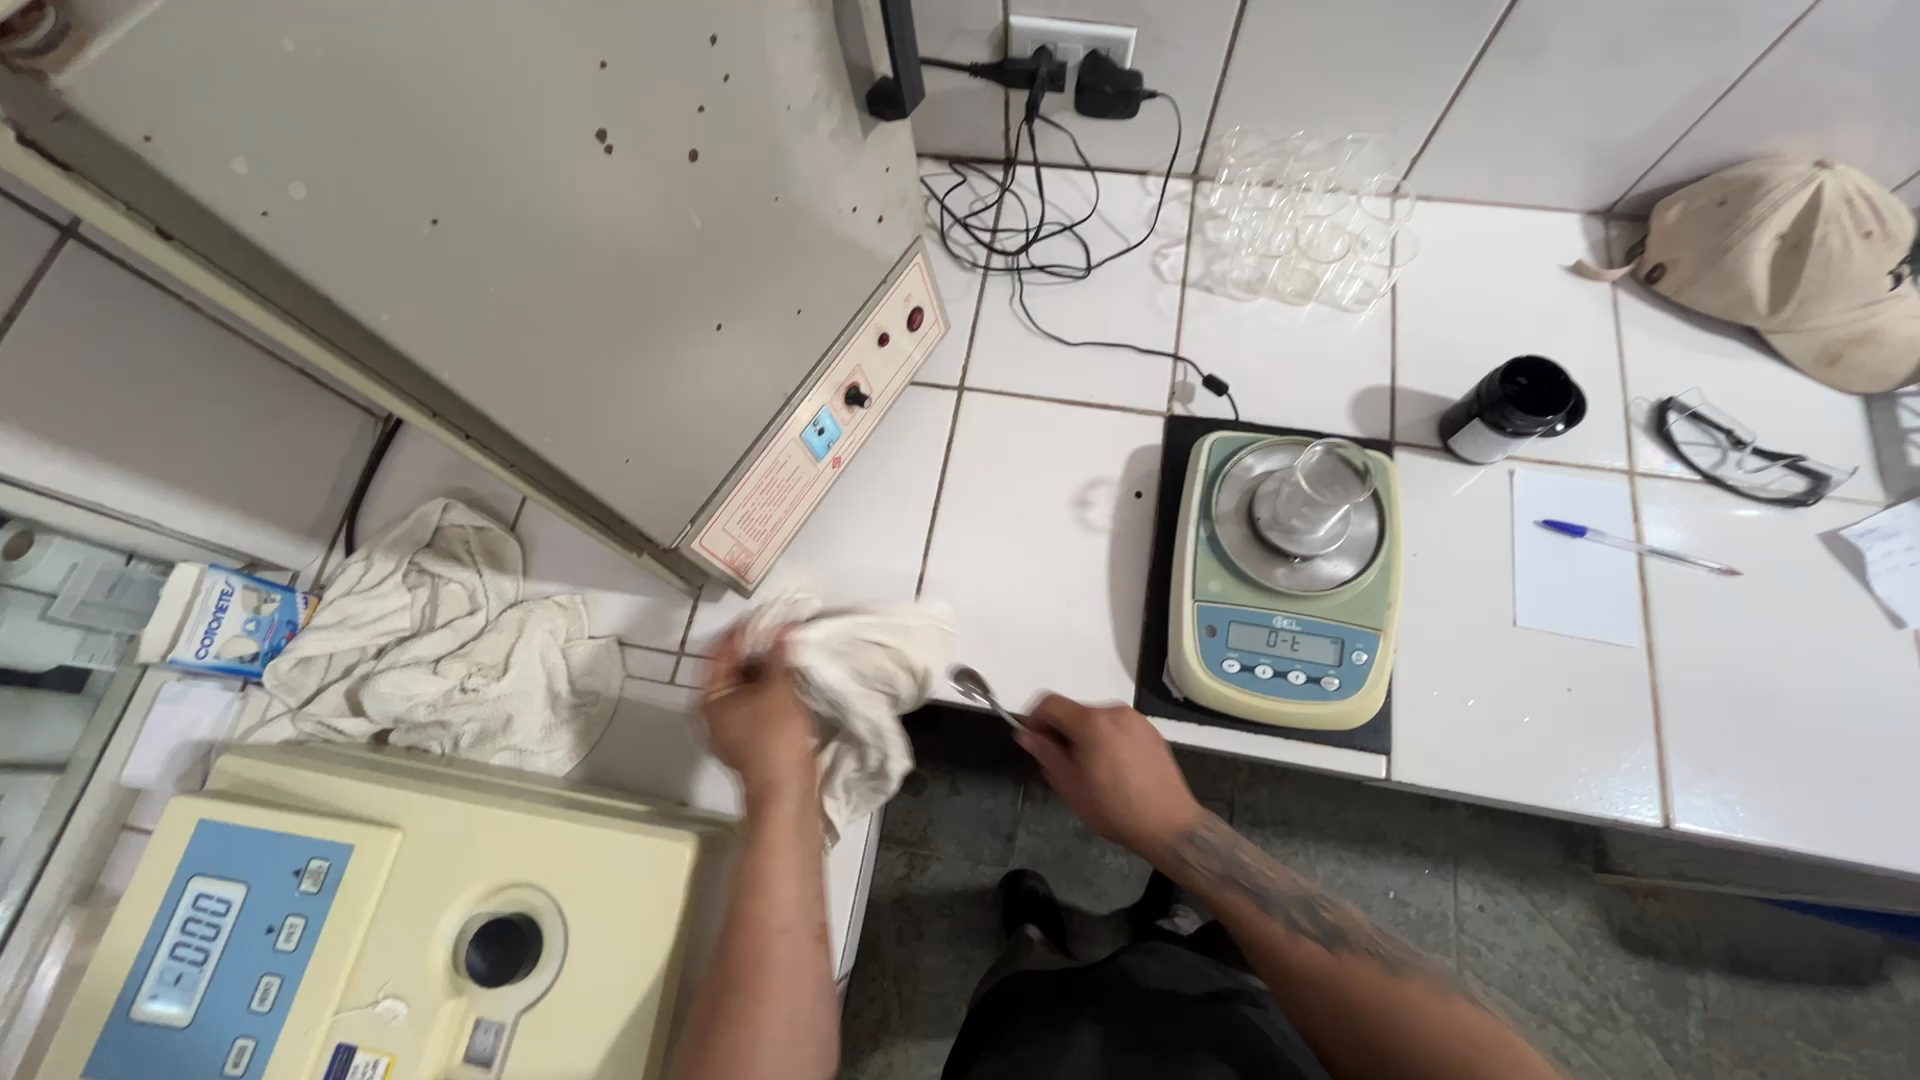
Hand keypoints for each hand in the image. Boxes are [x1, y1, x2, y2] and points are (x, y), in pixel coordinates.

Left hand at [702, 628, 817, 801]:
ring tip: (788, 649)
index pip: (720, 653)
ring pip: (746, 686)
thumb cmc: (774, 734)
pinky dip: (769, 687)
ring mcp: (732, 726)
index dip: (741, 632)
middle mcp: (714, 711)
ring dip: (765, 668)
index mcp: (710, 698)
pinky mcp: (750, 737)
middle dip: (756, 649)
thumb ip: (778, 655)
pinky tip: (789, 676)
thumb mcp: (777, 688)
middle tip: (780, 630)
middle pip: (732, 670)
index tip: (763, 616)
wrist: (784, 787)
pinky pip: (756, 702)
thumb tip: (782, 628)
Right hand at [1015, 695, 1203, 860]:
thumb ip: (1046, 753)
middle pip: (1074, 711)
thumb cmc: (1114, 808)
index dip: (1035, 719)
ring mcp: (1136, 719)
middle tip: (1061, 763)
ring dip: (1084, 735)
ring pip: (1096, 719)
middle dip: (1061, 731)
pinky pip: (1117, 727)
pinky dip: (1106, 739)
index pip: (1050, 702)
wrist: (1169, 824)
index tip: (1034, 741)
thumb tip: (1027, 735)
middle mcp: (1114, 711)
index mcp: (1091, 722)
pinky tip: (1113, 768)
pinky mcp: (1151, 730)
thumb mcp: (1070, 785)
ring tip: (1089, 769)